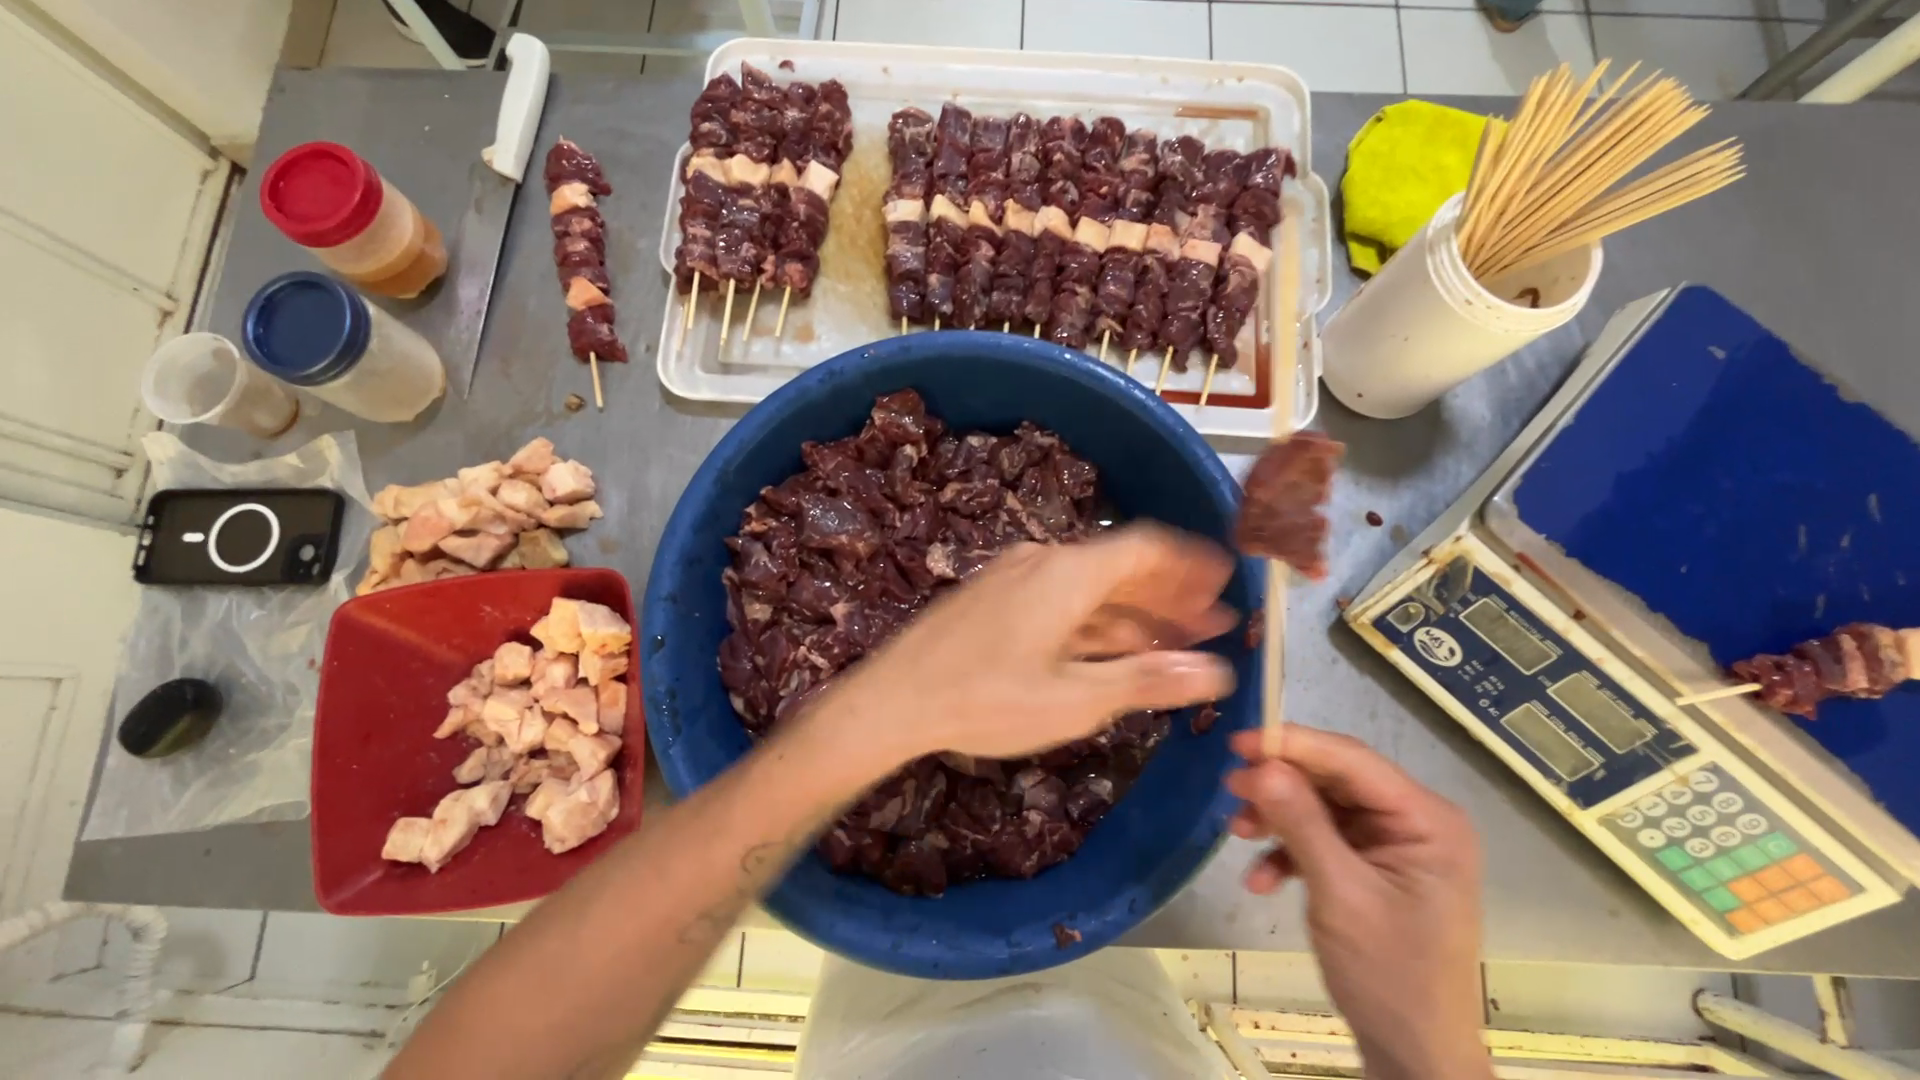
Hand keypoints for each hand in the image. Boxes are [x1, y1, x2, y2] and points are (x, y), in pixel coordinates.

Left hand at [811, 524, 1237, 770]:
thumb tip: (1218, 672)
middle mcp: (1044, 562)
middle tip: (1213, 621)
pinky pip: (1061, 601)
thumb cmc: (986, 700)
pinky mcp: (994, 601)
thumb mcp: (1075, 699)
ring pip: (1091, 588)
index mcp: (1069, 572)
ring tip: (1176, 641)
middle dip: (1170, 594)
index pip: (1147, 546)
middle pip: (1122, 566)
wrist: (892, 700)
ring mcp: (1014, 579)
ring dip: (1135, 612)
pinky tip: (1114, 651)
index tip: (1226, 581)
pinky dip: (1095, 622)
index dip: (1191, 562)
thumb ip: (1148, 680)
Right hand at [1226, 727, 1490, 1079]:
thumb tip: (1259, 765)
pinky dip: (1287, 854)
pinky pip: (1322, 840)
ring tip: (1237, 834)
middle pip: (1334, 780)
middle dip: (1280, 786)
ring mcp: (1393, 846)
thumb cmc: (1388, 975)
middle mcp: (1414, 822)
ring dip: (1278, 819)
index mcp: (1427, 819)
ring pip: (1321, 808)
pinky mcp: (1372, 868)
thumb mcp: (1339, 894)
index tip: (1236, 743)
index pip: (1351, 760)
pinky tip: (1260, 881)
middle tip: (1228, 790)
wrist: (1414, 1056)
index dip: (1292, 745)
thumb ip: (1301, 823)